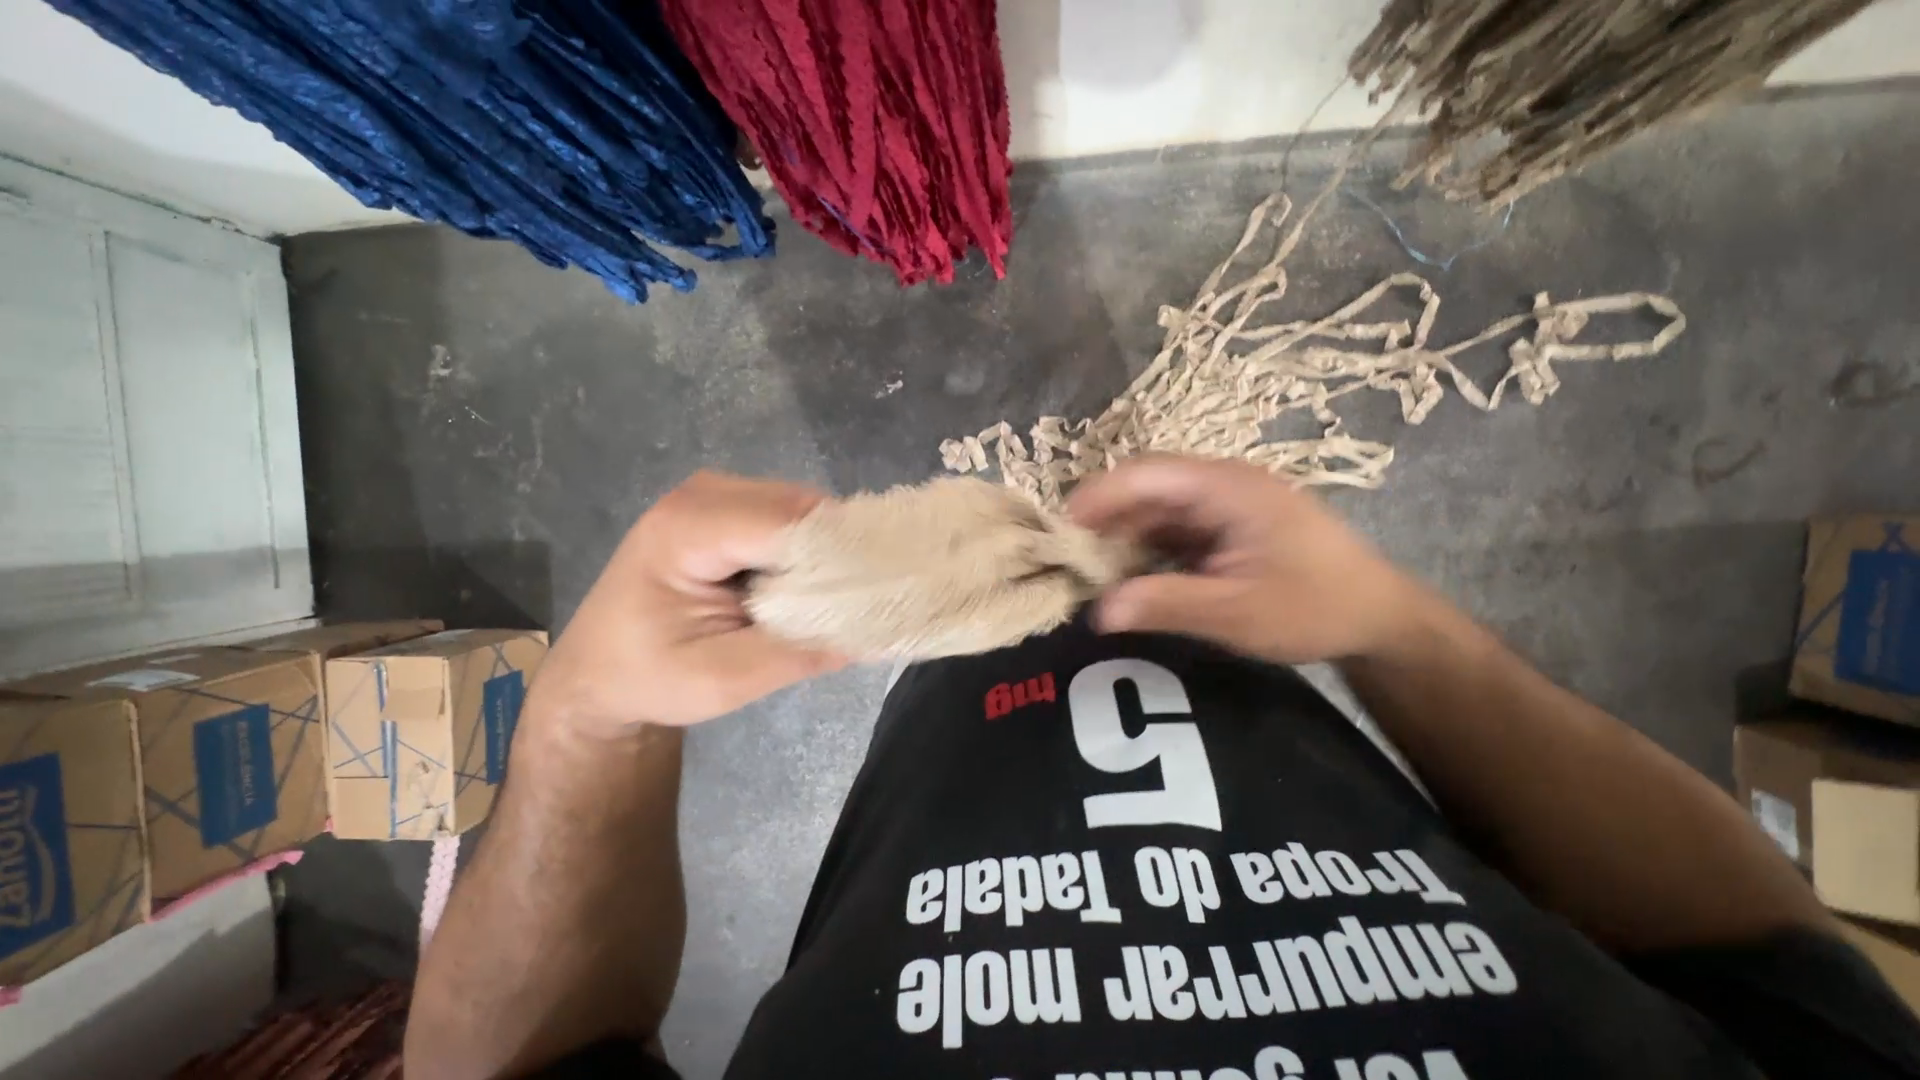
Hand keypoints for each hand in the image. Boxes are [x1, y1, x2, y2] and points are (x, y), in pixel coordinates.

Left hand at [527, 470, 846, 736]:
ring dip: (822, 551)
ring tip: (830, 601)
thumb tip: (869, 634)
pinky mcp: (721, 507)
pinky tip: (802, 588)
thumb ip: (795, 654)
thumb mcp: (721, 680)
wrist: (596, 675)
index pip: (788, 523)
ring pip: (799, 507)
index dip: (838, 555)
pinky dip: (805, 548)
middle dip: (835, 552)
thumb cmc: (647, 679)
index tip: (876, 594)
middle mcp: (699, 494)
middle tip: (858, 604)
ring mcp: (710, 494)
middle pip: (799, 506)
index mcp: (685, 529)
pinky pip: (785, 514)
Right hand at [1067, 456, 1439, 664]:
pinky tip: (1129, 576)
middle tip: (1067, 557)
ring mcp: (1226, 504)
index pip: (1147, 474)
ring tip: (1089, 570)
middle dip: (1104, 519)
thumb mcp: (1236, 612)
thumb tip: (1098, 612)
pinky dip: (1147, 547)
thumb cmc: (1315, 608)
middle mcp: (1223, 484)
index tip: (1060, 529)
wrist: (1379, 617)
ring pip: (1157, 508)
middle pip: (1147, 487)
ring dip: (1123, 535)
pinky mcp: (1229, 526)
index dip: (1098, 496)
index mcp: (1227, 488)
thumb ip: (1166, 605)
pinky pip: (1175, 527)